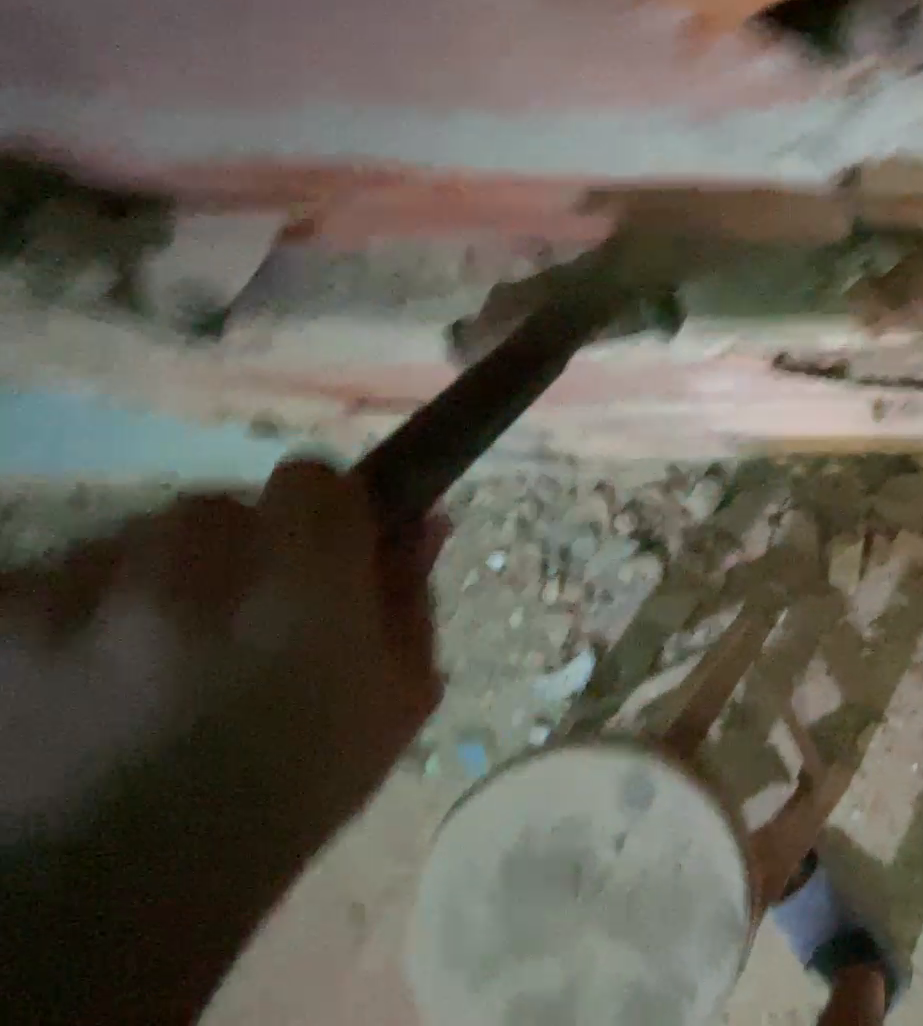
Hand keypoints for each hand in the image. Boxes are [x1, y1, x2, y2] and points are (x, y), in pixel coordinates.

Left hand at [1, 458, 445, 836]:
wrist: (123, 890)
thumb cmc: (296, 785)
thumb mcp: (397, 697)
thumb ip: (410, 598)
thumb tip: (423, 517)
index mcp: (305, 600)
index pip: (313, 482)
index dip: (323, 511)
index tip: (323, 551)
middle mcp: (188, 582)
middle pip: (217, 508)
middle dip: (237, 549)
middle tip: (238, 617)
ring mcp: (74, 600)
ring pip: (131, 539)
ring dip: (154, 579)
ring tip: (154, 657)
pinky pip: (50, 574)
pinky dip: (75, 609)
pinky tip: (88, 673)